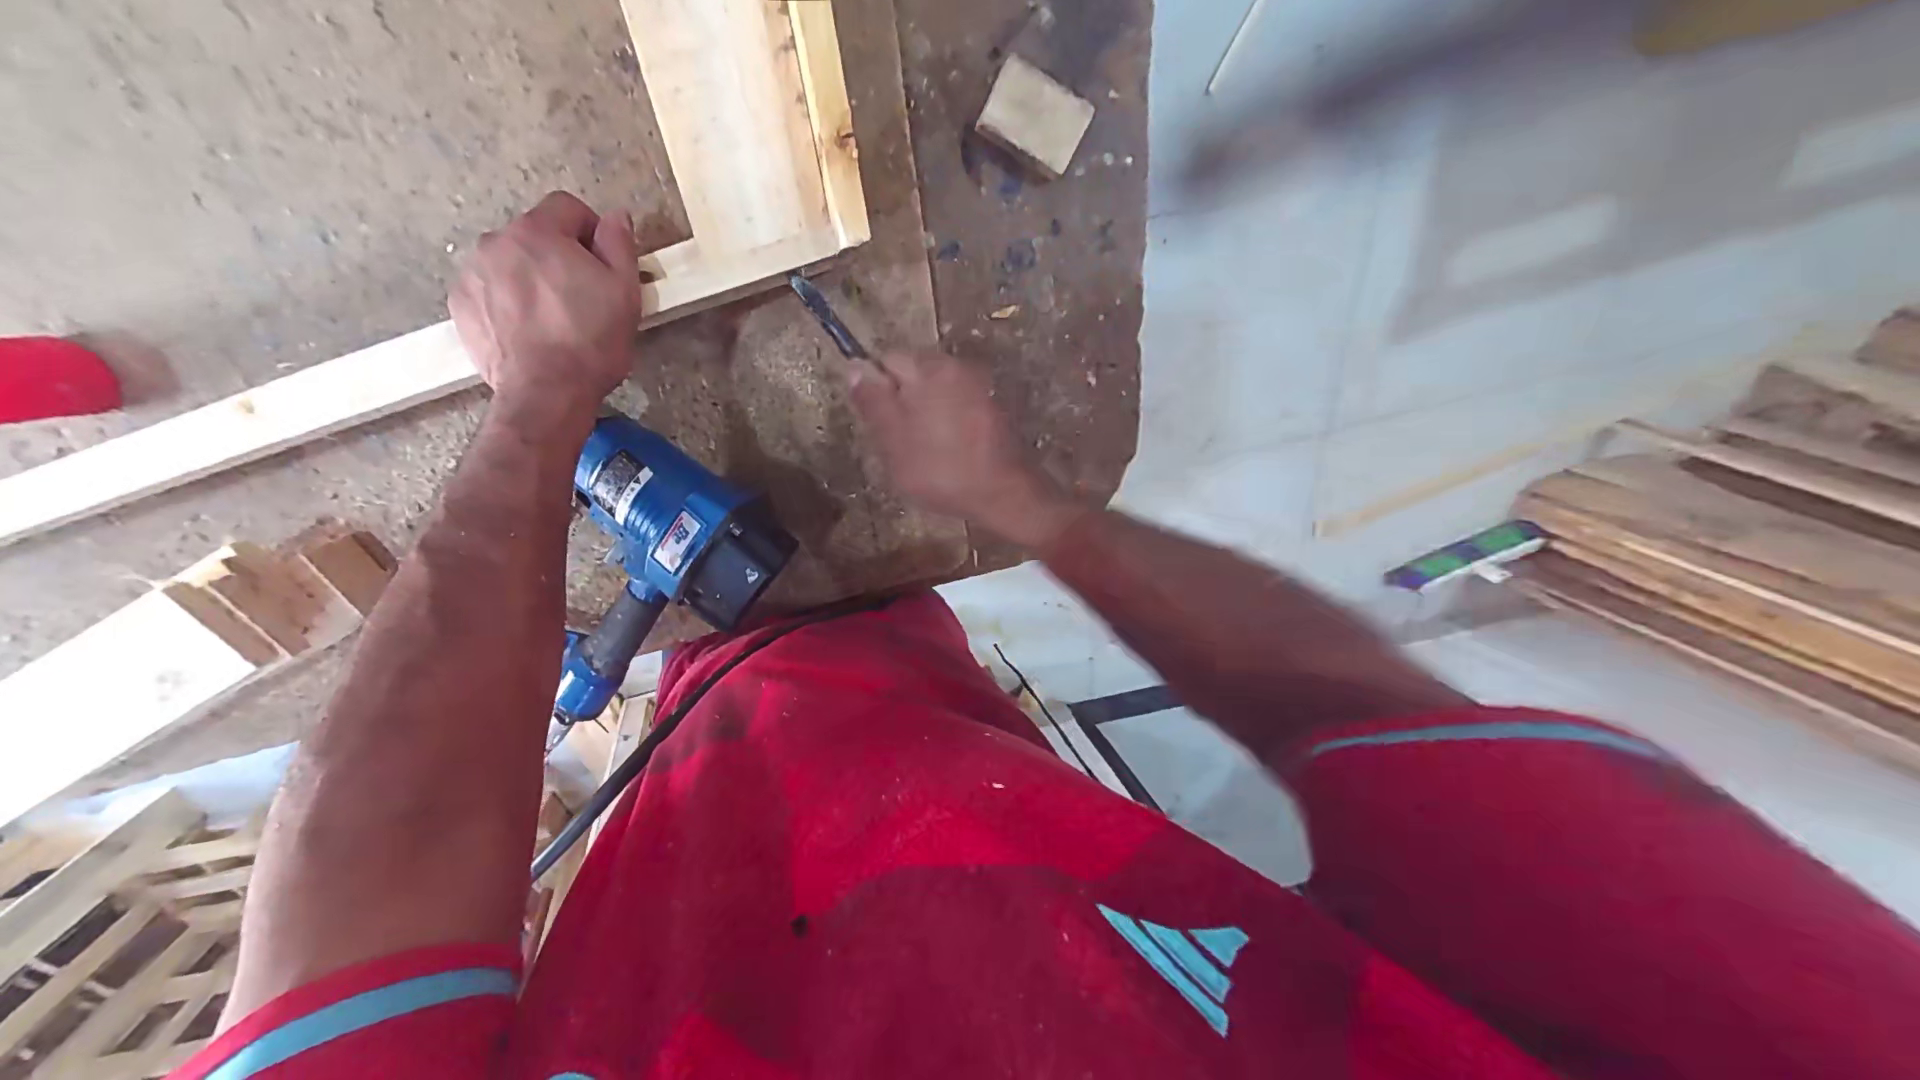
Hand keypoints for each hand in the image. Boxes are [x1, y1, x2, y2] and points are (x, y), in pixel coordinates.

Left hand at [449, 191, 644, 433]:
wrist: (546, 391)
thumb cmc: (590, 341)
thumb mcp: (624, 291)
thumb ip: (619, 244)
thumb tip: (616, 217)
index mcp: (538, 232)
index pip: (567, 206)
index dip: (592, 231)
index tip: (604, 264)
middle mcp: (496, 242)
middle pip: (536, 236)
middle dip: (559, 257)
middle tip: (584, 298)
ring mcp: (472, 273)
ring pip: (511, 263)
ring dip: (532, 279)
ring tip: (556, 319)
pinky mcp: (461, 305)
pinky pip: (490, 291)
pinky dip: (510, 303)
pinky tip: (532, 331)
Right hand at [847, 350, 1086, 549]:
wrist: (1003, 494)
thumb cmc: (941, 469)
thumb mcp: (894, 440)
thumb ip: (873, 401)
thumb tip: (855, 366)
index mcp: (930, 368)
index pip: (888, 360)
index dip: (878, 391)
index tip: (881, 424)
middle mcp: (957, 367)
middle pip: (914, 373)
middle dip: (902, 401)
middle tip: (900, 442)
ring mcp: (979, 387)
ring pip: (935, 392)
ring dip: (925, 413)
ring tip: (925, 451)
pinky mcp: (992, 409)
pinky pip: (957, 406)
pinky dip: (948, 422)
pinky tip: (948, 452)